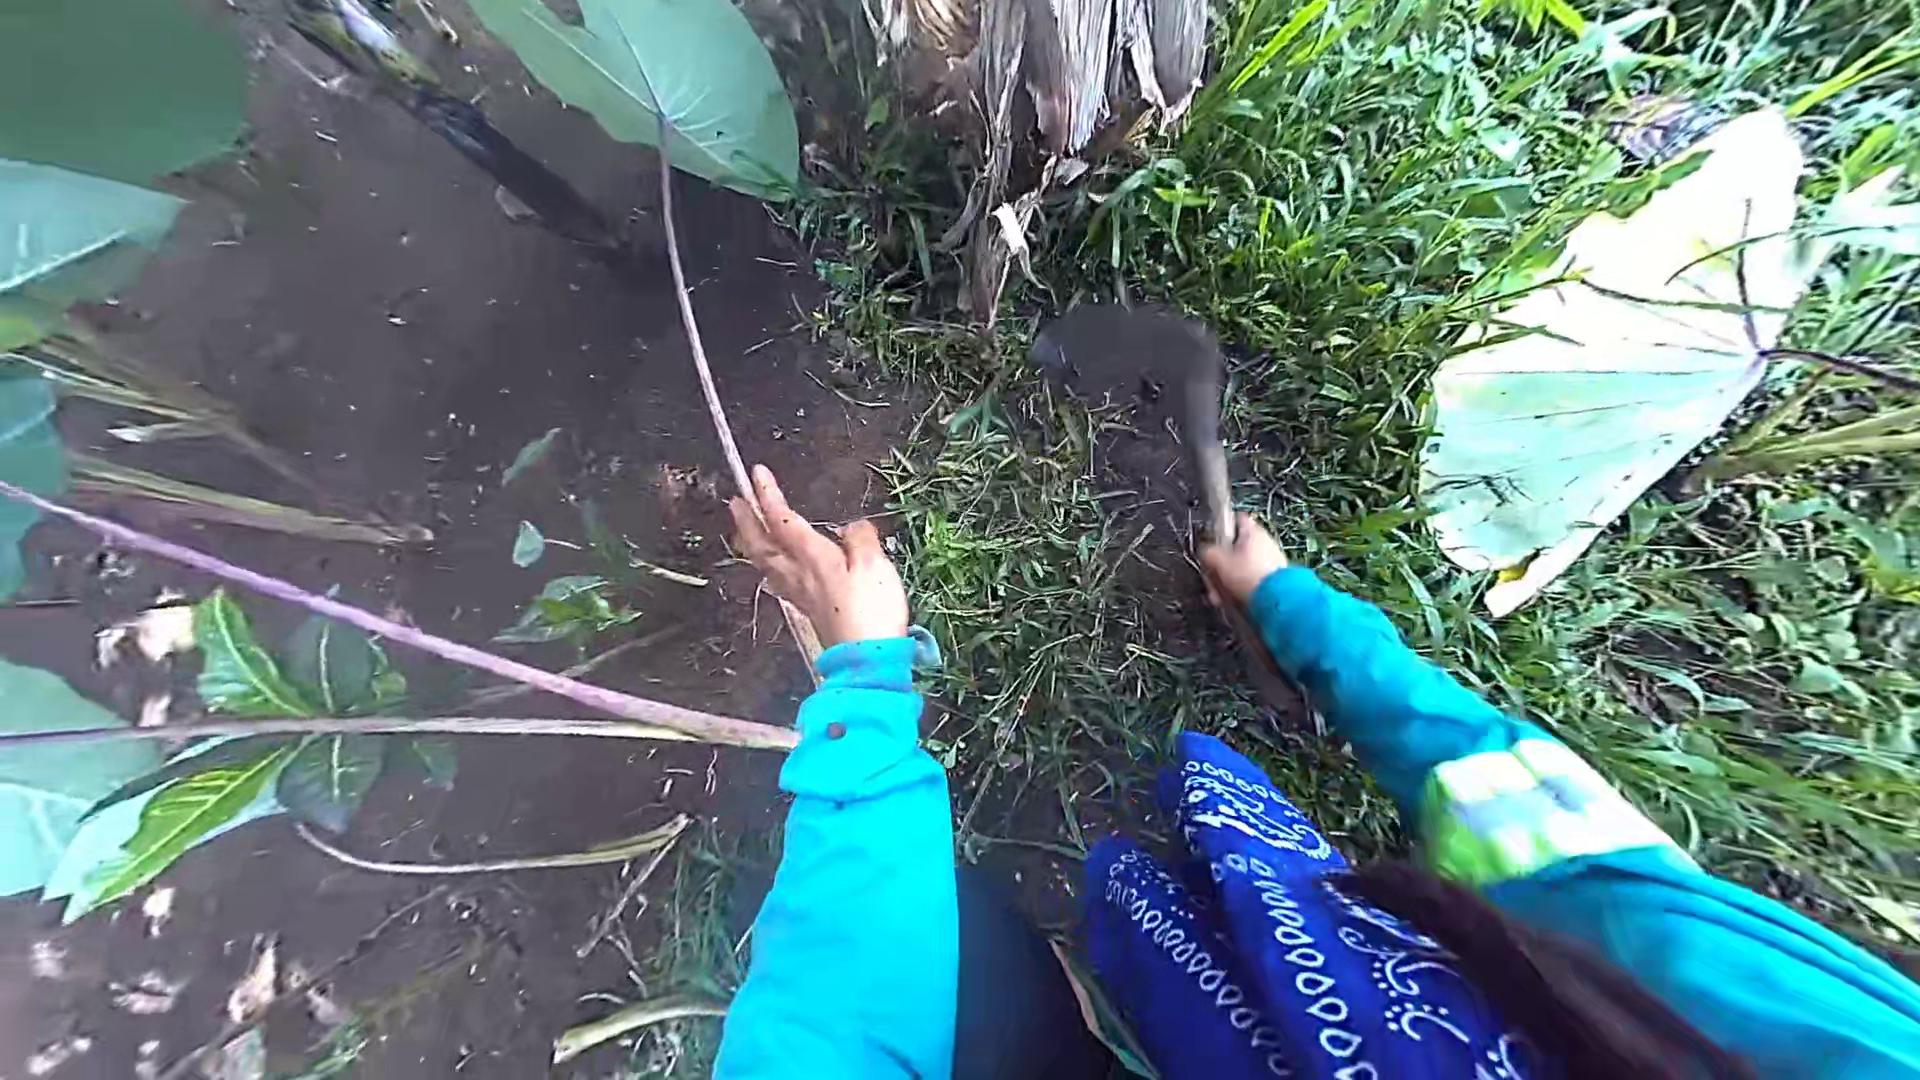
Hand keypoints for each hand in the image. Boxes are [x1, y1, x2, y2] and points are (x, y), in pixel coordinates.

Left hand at [729, 464, 908, 647]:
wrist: (867, 659)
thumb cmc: (872, 609)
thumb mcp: (875, 564)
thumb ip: (861, 539)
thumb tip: (851, 527)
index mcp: (812, 557)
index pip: (782, 520)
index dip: (768, 496)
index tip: (756, 473)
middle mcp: (798, 573)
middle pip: (762, 544)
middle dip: (747, 520)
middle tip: (735, 500)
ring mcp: (800, 594)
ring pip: (765, 563)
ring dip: (751, 541)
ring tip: (746, 528)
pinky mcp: (807, 609)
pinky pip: (777, 580)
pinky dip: (767, 565)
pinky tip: (772, 568)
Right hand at [1199, 512, 1287, 605]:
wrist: (1277, 600)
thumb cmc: (1248, 575)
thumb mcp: (1217, 560)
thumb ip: (1207, 551)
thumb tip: (1205, 551)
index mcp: (1252, 531)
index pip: (1235, 518)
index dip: (1220, 527)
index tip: (1210, 539)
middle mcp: (1264, 542)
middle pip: (1234, 547)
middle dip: (1219, 563)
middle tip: (1211, 575)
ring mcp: (1271, 559)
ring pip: (1240, 565)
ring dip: (1226, 579)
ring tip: (1218, 594)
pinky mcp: (1274, 578)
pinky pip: (1250, 579)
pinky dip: (1239, 587)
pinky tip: (1229, 600)